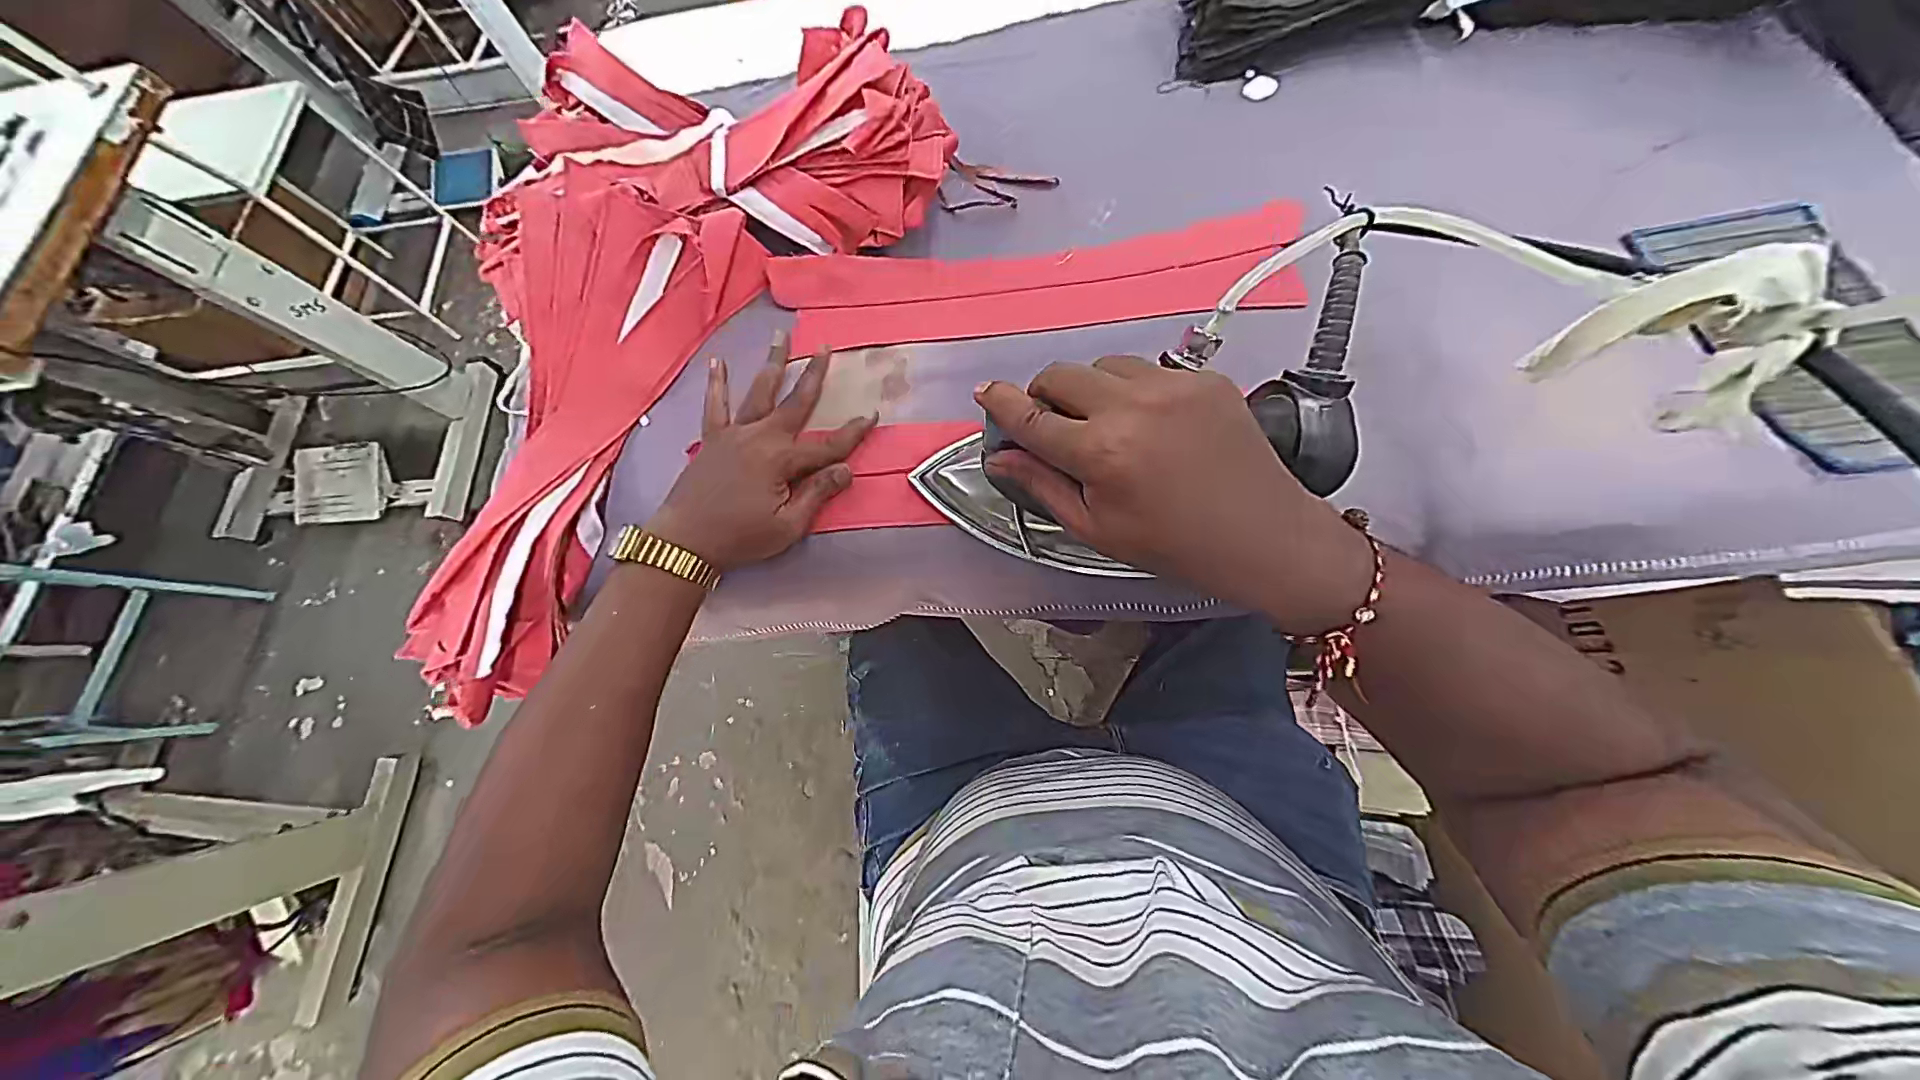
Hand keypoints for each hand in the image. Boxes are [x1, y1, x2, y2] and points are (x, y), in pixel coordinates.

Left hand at [646, 333, 873, 570]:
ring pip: (758, 392)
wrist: (685, 540)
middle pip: (794, 402)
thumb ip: (817, 494)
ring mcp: (733, 434)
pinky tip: (718, 362)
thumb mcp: (788, 526)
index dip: (852, 433)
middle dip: (813, 374)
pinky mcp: (712, 439)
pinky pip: (715, 405)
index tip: (871, 415)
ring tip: (780, 337)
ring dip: (772, 364)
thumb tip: (845, 470)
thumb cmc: (740, 538)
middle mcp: (759, 437)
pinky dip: (717, 383)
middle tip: (825, 348)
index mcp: (781, 460)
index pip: (827, 445)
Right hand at [976, 356, 1371, 632]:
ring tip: (1104, 424)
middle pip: (1060, 375)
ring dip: (1088, 389)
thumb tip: (1001, 458)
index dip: (1000, 403)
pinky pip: (1146, 369)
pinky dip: (1131, 389)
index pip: (1031, 416)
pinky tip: (1146, 422)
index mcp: (1101, 453)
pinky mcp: (1203, 379)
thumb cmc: (1174, 545)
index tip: (986, 392)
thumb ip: (1043, 485)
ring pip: (1102, 365)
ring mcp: (1172, 387)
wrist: (1263, 535)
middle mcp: (1132, 407)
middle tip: (1050, 423)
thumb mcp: (1097, 528)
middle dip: (1043, 395)